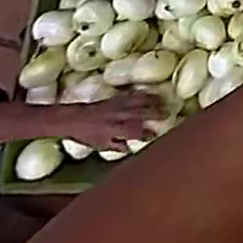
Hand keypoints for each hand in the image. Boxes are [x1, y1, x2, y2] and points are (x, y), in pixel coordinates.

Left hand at [51, 92, 165, 151]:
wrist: (75, 118)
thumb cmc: (87, 135)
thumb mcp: (100, 145)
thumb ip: (117, 146)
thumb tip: (131, 148)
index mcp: (116, 130)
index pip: (137, 131)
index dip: (148, 133)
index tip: (156, 134)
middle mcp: (121, 116)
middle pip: (143, 114)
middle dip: (156, 114)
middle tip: (167, 114)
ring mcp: (120, 105)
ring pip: (142, 101)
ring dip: (155, 101)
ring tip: (164, 102)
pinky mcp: (119, 97)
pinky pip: (136, 94)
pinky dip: (146, 94)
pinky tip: (152, 94)